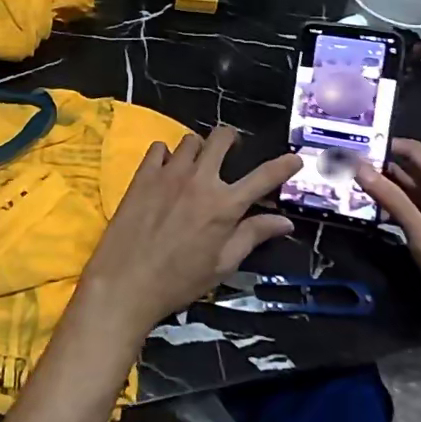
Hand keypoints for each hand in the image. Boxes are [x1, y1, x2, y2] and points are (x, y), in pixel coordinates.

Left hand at [78, 126, 301, 337]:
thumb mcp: (222, 265)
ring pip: (190, 140)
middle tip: (230, 152)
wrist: (126, 282)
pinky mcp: (143, 174)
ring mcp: (169, 173)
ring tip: (195, 165)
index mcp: (224, 205)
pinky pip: (159, 148)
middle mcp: (200, 180)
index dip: (283, 166)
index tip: (295, 158)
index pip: (262, 178)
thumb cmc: (179, 281)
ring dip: (199, 149)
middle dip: (231, 140)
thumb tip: (285, 222)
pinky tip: (165, 171)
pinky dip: (166, 155)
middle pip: (222, 138)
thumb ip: (252, 236)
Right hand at [356, 139, 420, 342]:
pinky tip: (366, 207)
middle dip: (381, 165)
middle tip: (343, 160)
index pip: (419, 155)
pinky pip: (411, 214)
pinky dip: (391, 209)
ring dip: (384, 188)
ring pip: (410, 194)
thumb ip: (393, 200)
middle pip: (413, 173)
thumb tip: (359, 166)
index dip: (389, 144)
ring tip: (347, 179)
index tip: (355, 140)